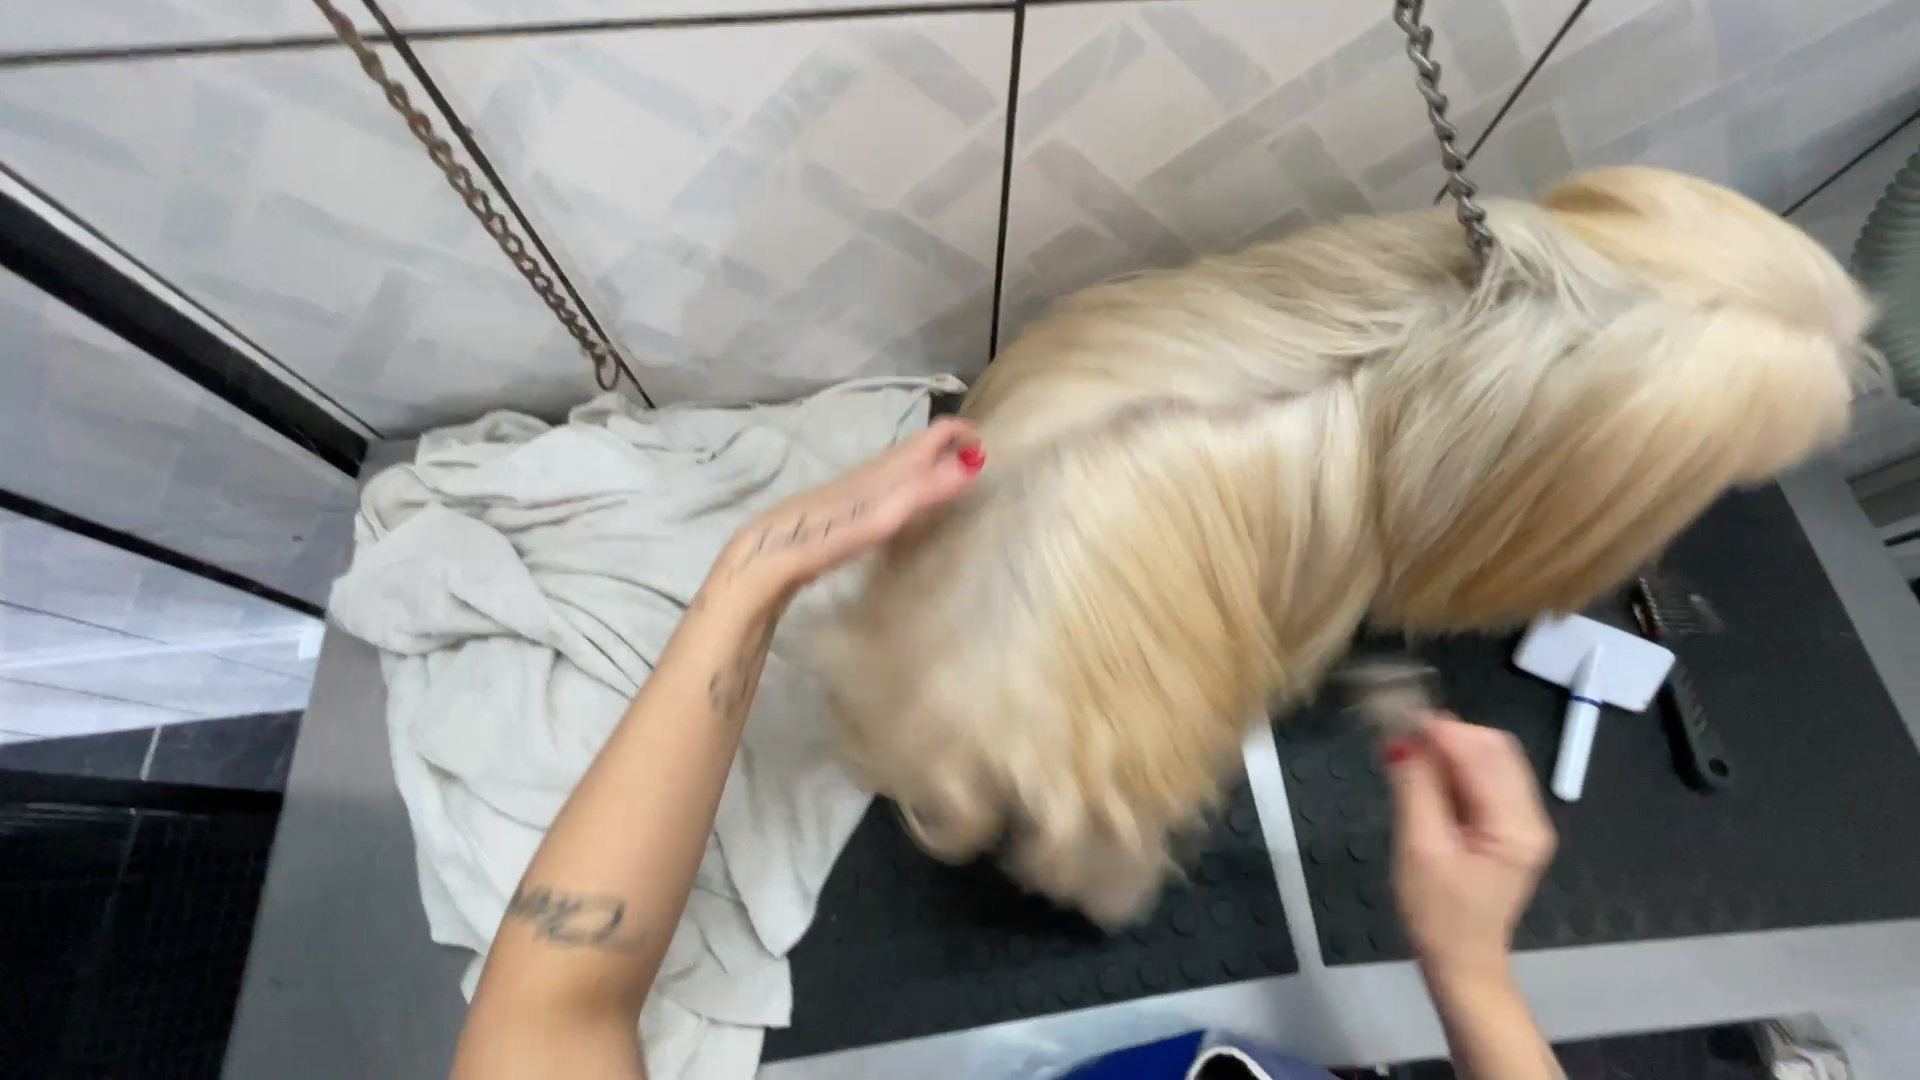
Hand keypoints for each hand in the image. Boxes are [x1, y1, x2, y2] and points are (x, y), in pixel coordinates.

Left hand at [707, 418, 984, 611]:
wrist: (777, 550)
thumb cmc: (836, 530)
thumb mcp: (889, 510)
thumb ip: (929, 487)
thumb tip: (974, 463)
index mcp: (893, 464)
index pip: (937, 434)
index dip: (964, 433)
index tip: (989, 450)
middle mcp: (878, 468)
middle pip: (921, 447)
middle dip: (950, 448)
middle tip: (977, 466)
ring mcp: (861, 487)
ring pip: (904, 466)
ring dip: (931, 467)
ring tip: (951, 483)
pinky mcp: (848, 507)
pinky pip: (889, 486)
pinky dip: (910, 487)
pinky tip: (905, 509)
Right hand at [1386, 713, 1556, 992]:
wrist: (1460, 960)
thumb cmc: (1437, 910)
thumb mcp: (1419, 846)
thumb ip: (1415, 786)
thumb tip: (1399, 736)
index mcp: (1514, 825)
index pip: (1482, 753)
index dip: (1438, 727)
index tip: (1391, 713)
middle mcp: (1528, 816)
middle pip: (1492, 748)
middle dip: (1443, 732)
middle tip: (1393, 731)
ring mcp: (1519, 820)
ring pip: (1487, 758)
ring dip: (1444, 746)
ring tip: (1399, 748)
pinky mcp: (1503, 825)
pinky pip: (1480, 777)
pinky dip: (1449, 764)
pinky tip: (1418, 768)